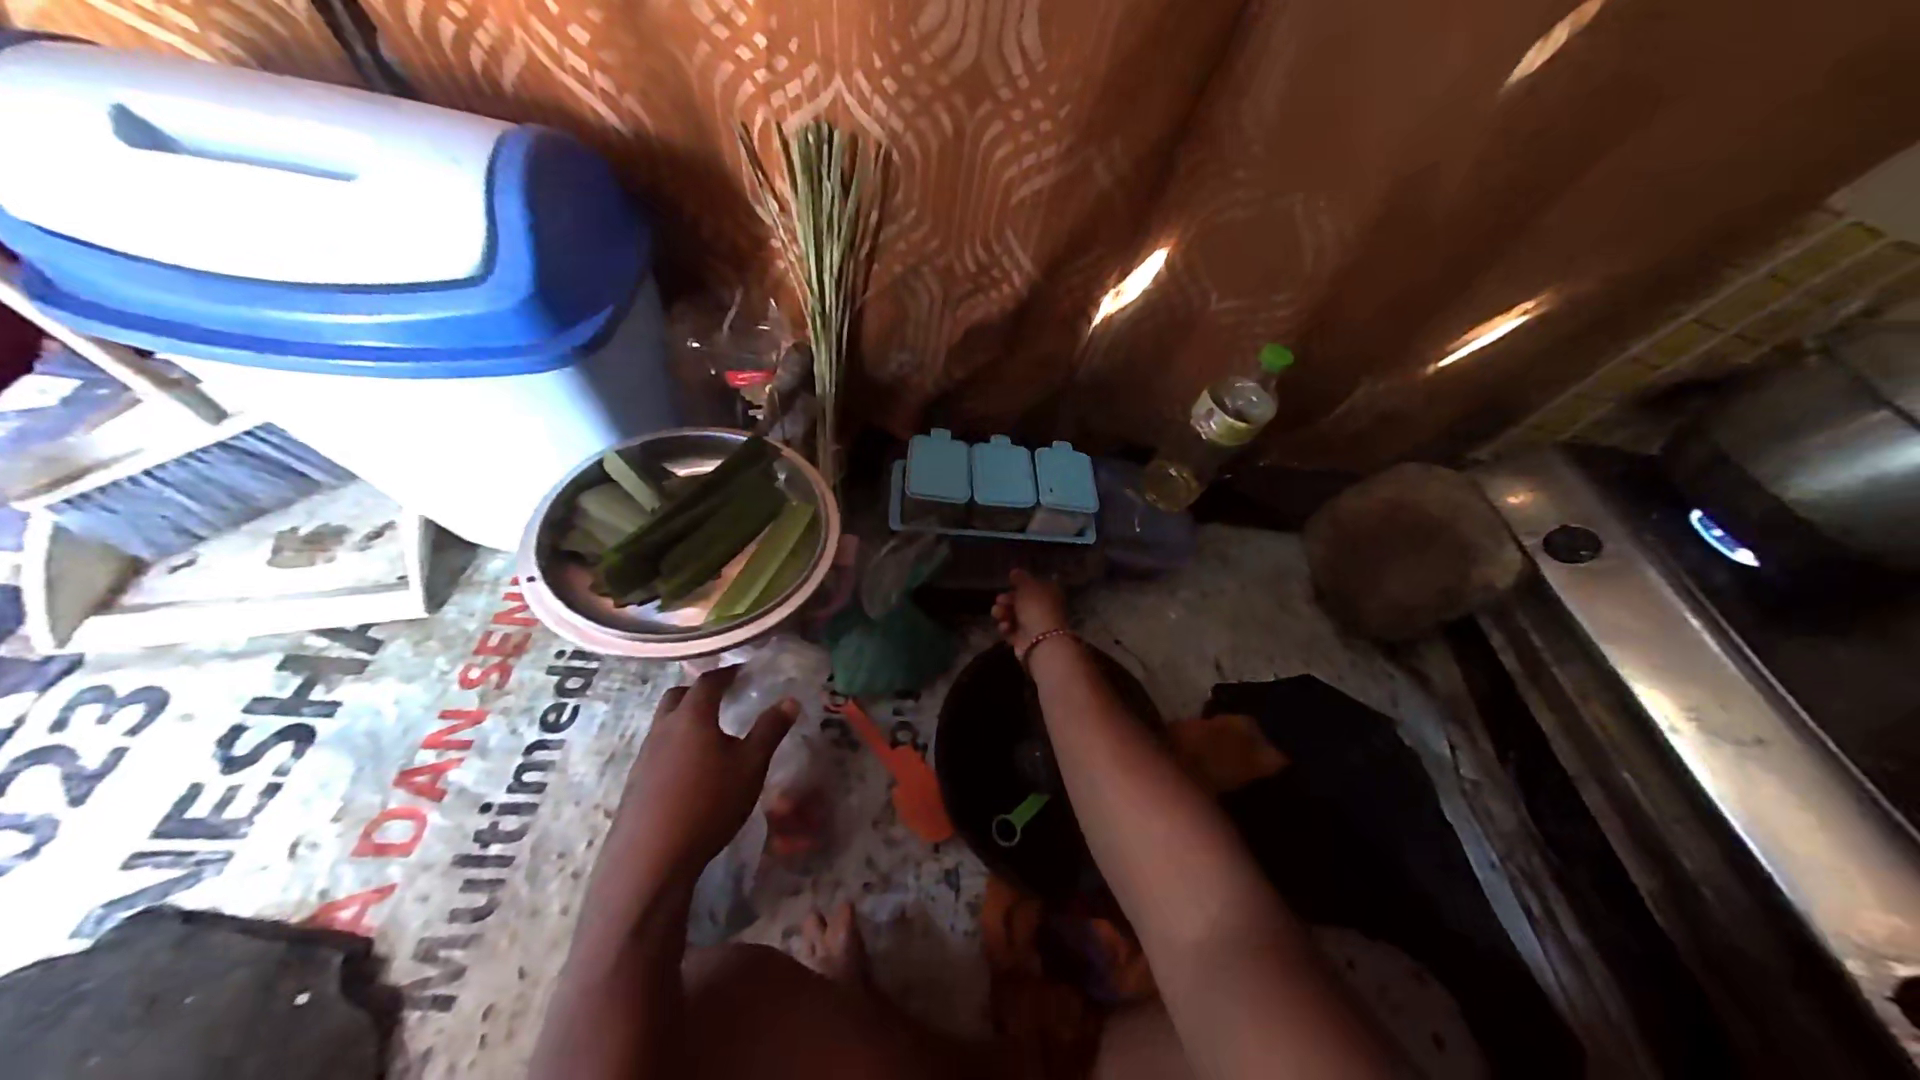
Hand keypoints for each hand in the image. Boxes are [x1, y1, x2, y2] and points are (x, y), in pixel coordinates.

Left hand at [623, 667, 798, 875]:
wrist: (652, 855)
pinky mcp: (636, 780)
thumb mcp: (751, 765)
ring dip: (685, 718)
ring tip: (709, 733)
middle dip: (699, 691)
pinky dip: (675, 743)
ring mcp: (645, 754)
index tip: (742, 671)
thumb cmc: (709, 802)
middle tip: (721, 697)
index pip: (708, 682)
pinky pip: (658, 747)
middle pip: (677, 695)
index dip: (727, 673)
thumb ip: (770, 730)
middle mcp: (664, 727)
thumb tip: (790, 700)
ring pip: (664, 722)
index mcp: (693, 716)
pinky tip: (691, 767)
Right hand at [993, 568, 1068, 654]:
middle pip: (1021, 602)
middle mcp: (1043, 609)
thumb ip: (1020, 578)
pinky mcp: (1024, 640)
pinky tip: (1005, 627)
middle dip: (1007, 600)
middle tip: (999, 601)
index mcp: (1049, 594)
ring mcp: (1034, 626)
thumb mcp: (1027, 586)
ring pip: (1013, 616)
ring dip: (1003, 613)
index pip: (1034, 586)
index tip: (1009, 583)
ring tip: (998, 614)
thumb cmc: (1036, 608)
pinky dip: (1006, 628)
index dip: (1021, 584)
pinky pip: (1011, 630)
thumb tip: (1015, 572)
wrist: (1040, 640)